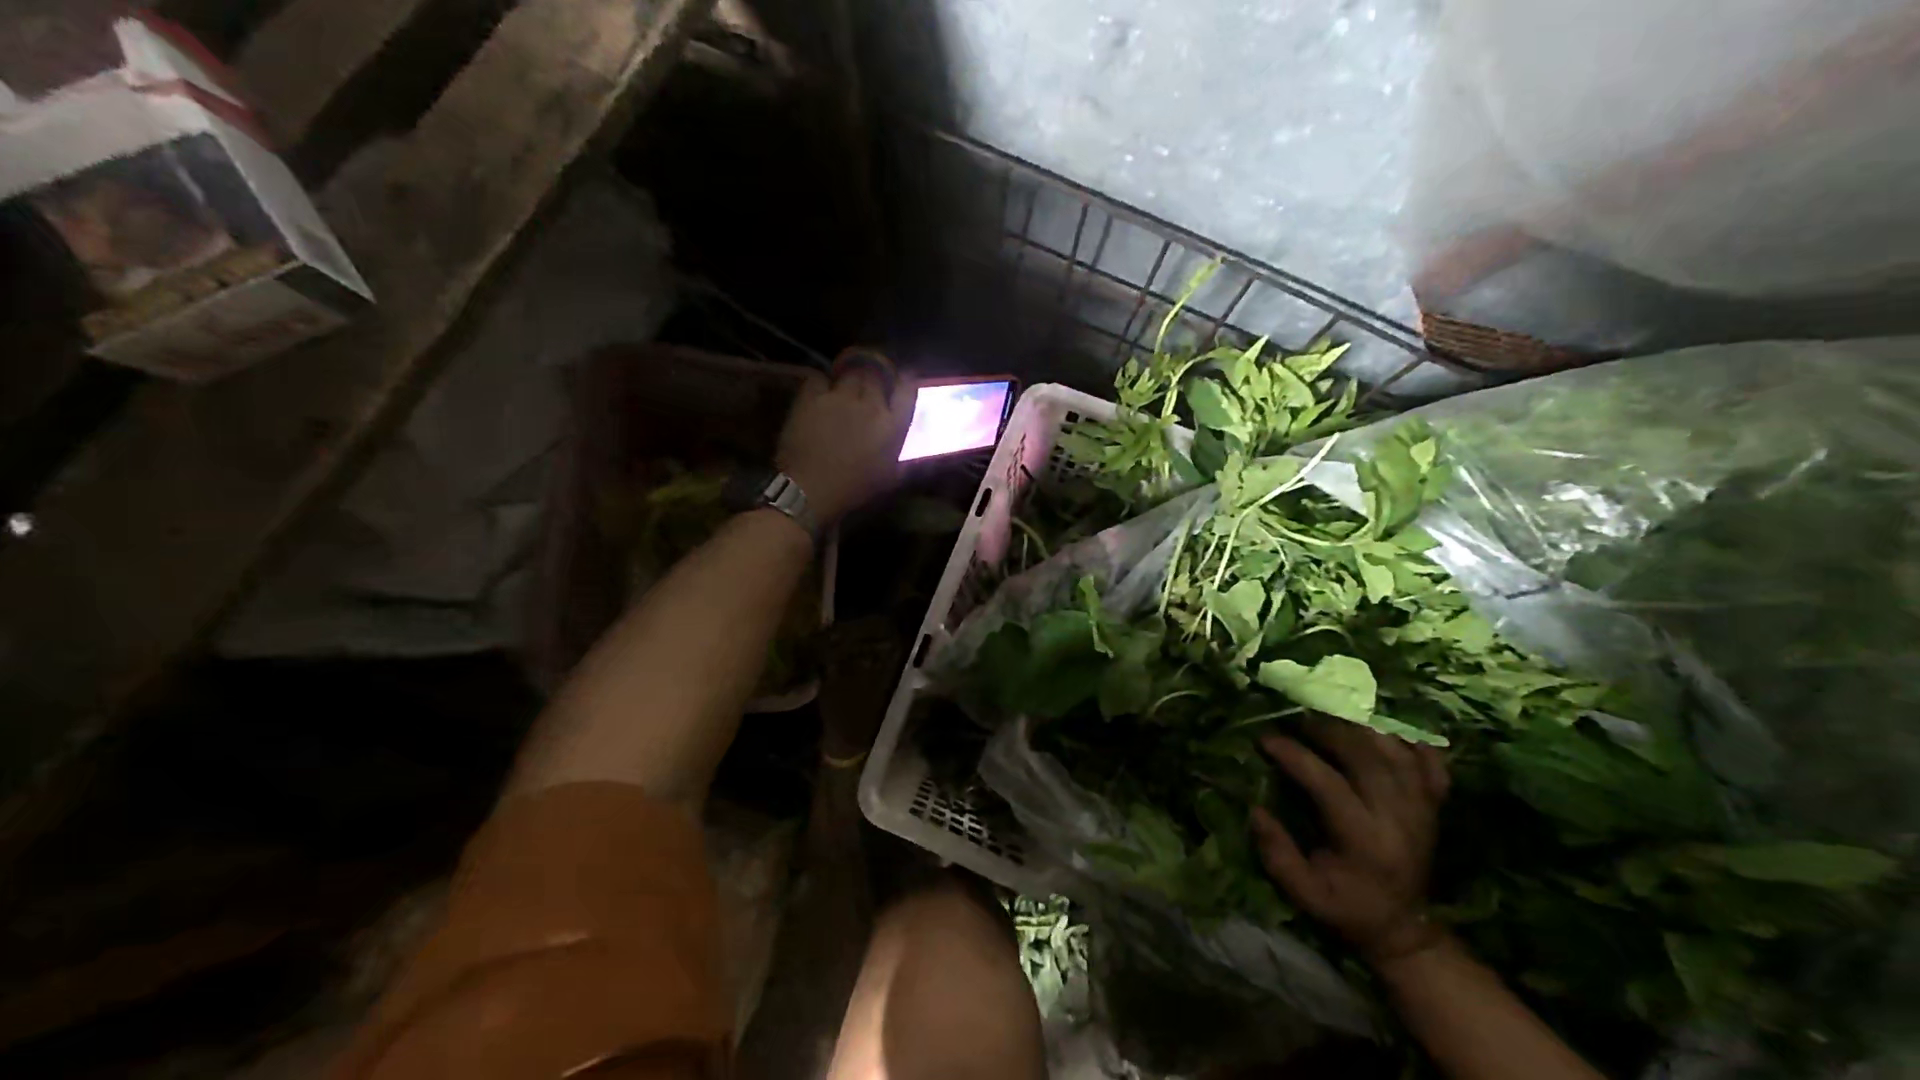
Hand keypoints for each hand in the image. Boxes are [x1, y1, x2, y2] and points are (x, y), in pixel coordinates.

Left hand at [776, 351, 916, 525]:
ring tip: (842, 388)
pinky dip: (820, 384)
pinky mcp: (813, 397)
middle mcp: (871, 405)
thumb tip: (912, 454)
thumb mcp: (888, 477)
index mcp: (892, 426)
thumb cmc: (853, 489)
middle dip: (873, 377)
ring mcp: (841, 398)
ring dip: (848, 380)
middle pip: (876, 375)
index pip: (906, 390)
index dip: (905, 379)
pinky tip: (818, 393)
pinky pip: (819, 378)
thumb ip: (901, 458)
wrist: (811, 489)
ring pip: (849, 374)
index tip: (902, 377)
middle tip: (866, 385)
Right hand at [1250, 720, 1450, 965]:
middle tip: (1296, 718)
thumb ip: (1277, 853)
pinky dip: (1412, 741)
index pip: (1328, 783)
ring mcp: (1422, 809)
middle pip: (1366, 757)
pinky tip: (1386, 728)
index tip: (1265, 739)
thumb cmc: (1347, 909)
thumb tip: (1254, 809)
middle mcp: (1399, 817)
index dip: (1296, 756)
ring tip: (1330, 714)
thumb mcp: (1303, 892)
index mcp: (1365, 839)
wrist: (1405, 930)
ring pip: (1397, 753)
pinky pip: (1432, 764)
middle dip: (1327, 730)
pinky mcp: (1434, 807)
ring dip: (1362, 728)